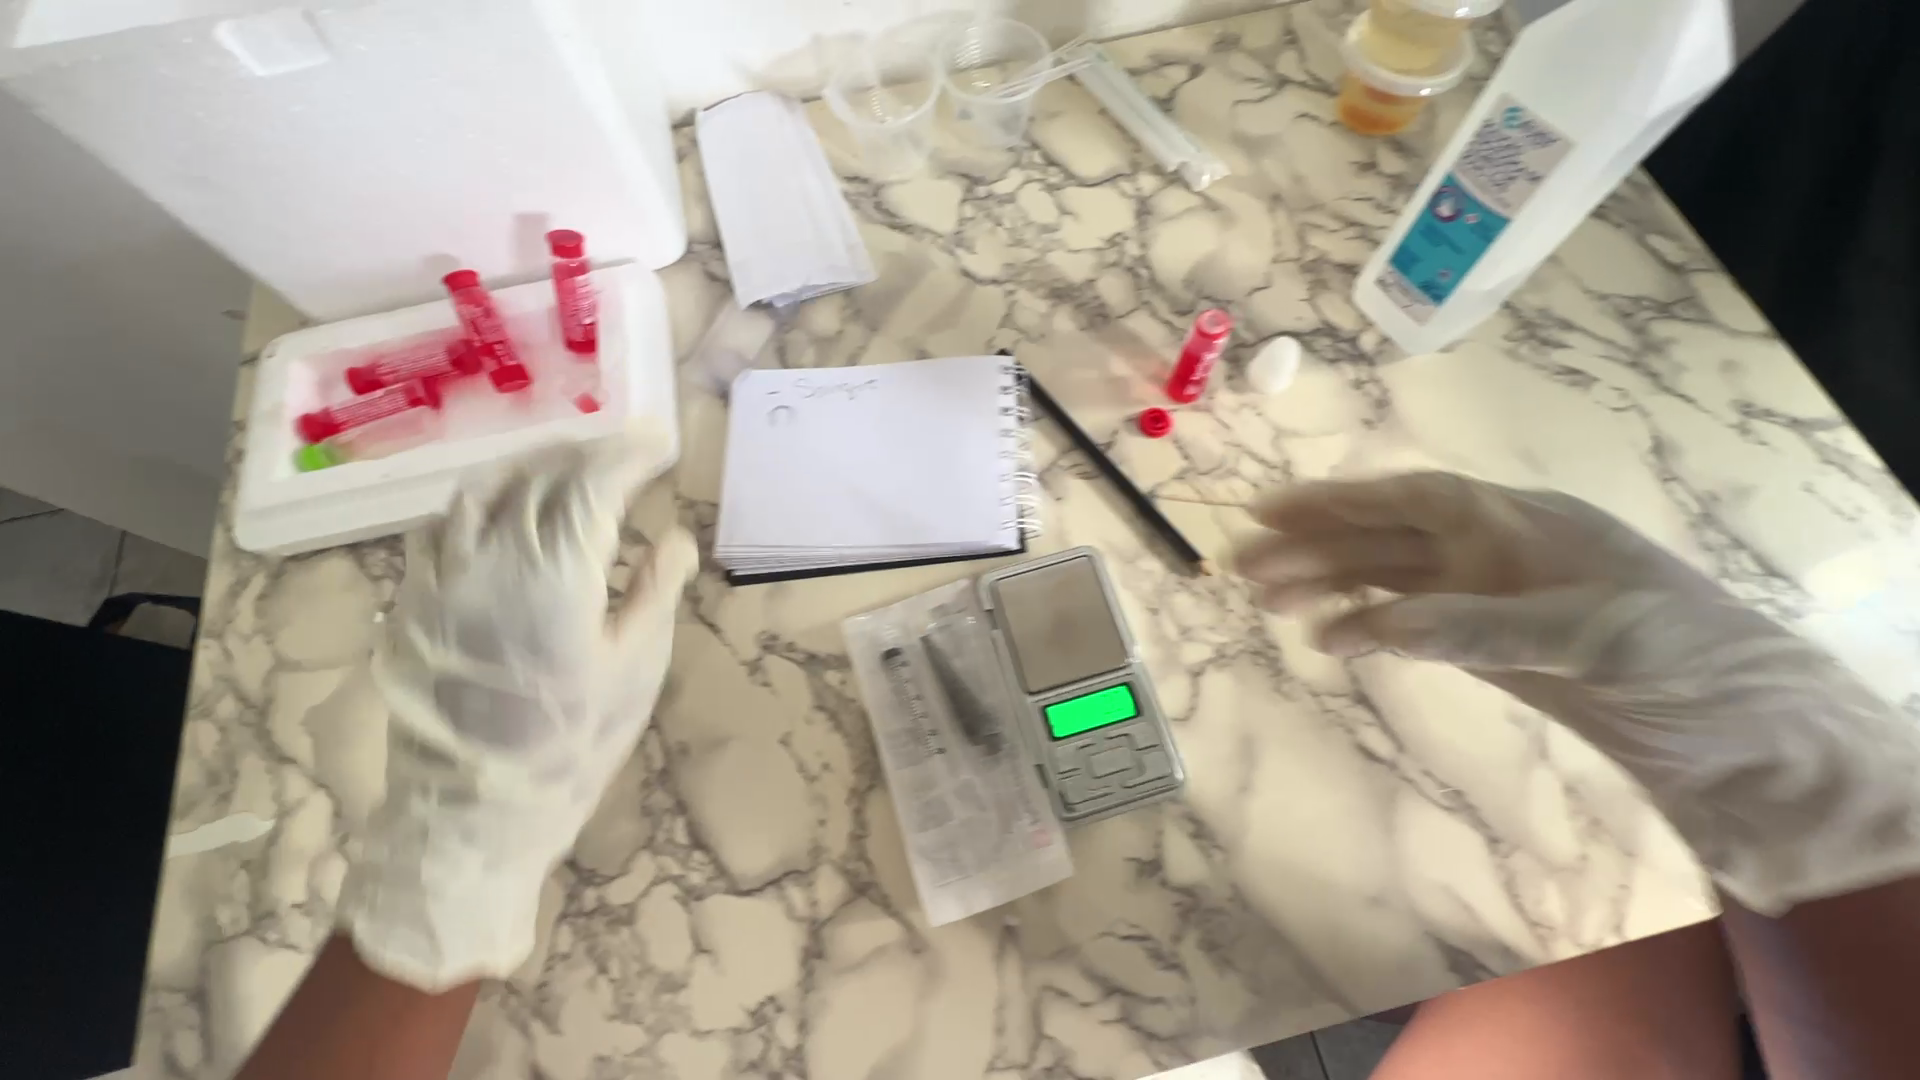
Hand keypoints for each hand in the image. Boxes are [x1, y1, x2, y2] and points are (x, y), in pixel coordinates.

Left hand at [338, 428, 697, 989]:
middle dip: (587, 451)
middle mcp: (488, 561)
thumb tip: (674, 537)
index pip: (591, 485)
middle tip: (626, 448)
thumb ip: (655, 590)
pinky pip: (442, 525)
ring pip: (481, 490)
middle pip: (538, 476)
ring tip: (570, 465)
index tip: (660, 440)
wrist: (478, 807)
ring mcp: (439, 578)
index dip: (629, 454)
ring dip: (532, 465)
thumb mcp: (637, 667)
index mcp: (553, 578)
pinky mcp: (411, 600)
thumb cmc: (574, 740)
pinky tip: (506, 509)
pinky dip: (484, 499)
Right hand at [1234, 471, 1919, 914]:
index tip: (1265, 511)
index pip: (1404, 499)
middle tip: (1239, 566)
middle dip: (1308, 546)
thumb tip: (1357, 626)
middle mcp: (1484, 548)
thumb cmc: (1675, 657)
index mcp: (1511, 521)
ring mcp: (1478, 595)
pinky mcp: (1476, 640)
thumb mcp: (1583, 634)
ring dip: (1321, 584)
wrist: (1739, 730)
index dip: (1332, 501)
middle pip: (1378, 536)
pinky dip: (1358, 625)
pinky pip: (1400, 621)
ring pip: (1380, 577)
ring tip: (1264, 601)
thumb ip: (1468, 625)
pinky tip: (1322, 634)